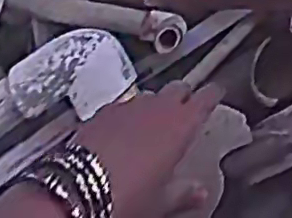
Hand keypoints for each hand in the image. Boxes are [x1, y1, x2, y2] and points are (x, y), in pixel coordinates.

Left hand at [72, 80, 222, 217]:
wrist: (75, 192)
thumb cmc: (125, 198)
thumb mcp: (159, 202)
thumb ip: (183, 193)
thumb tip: (201, 194)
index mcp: (181, 123)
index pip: (207, 96)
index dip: (213, 94)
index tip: (216, 95)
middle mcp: (160, 106)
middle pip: (180, 88)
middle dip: (184, 97)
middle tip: (184, 114)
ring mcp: (132, 104)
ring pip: (152, 95)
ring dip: (155, 107)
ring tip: (151, 128)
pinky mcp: (106, 110)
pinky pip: (125, 106)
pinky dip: (129, 116)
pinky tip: (122, 135)